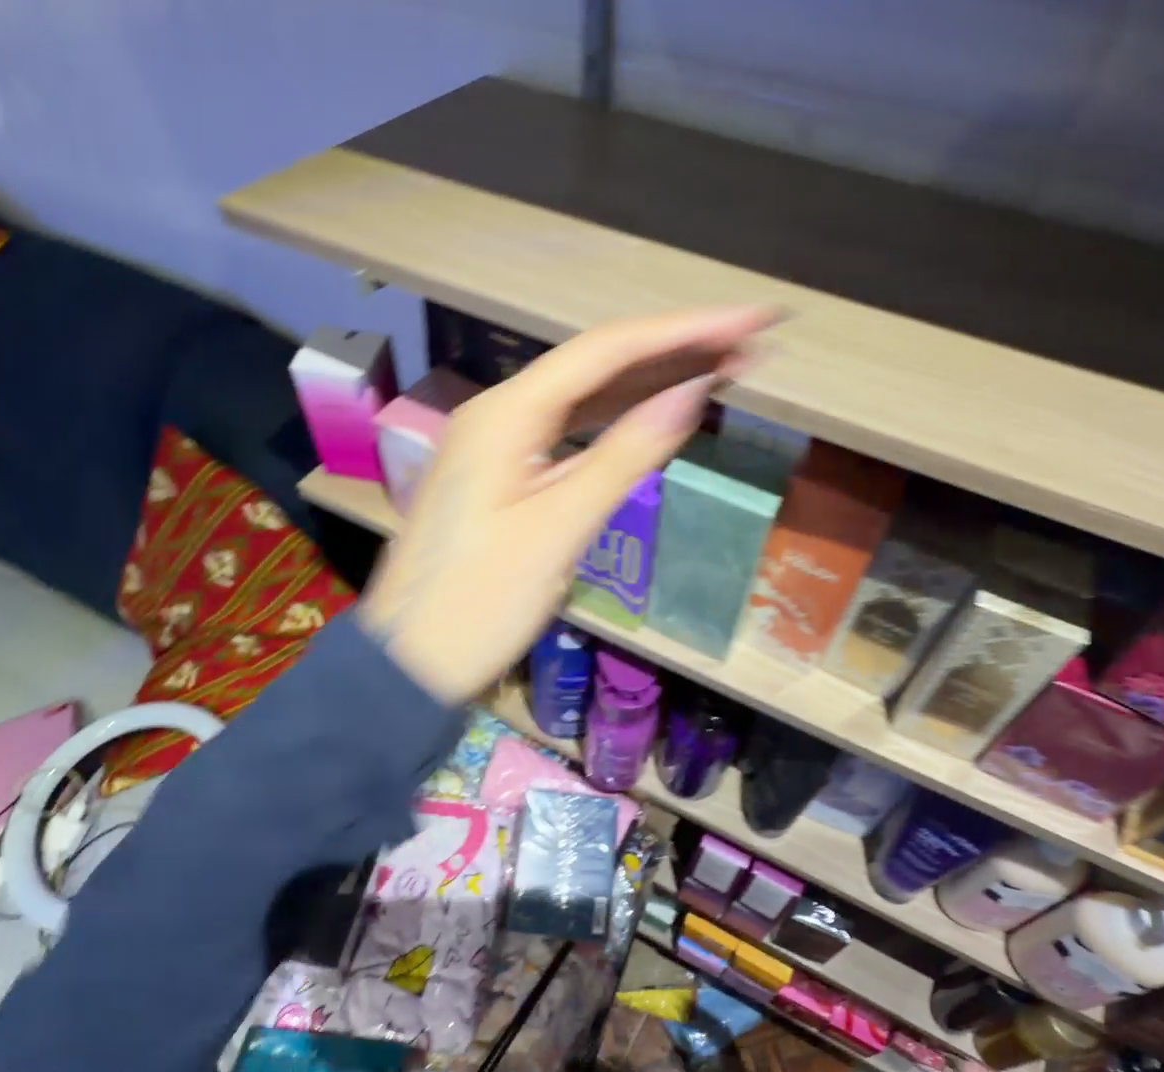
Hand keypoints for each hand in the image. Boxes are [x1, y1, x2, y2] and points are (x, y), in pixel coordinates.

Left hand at [358, 307, 780, 703]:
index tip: (752, 318)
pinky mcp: (508, 472)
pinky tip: (662, 412)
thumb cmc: (480, 602)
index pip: (608, 350)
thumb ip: (627, 455)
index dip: (685, 330)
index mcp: (507, 413)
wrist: (411, 662)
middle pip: (600, 364)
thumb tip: (694, 392)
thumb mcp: (560, 529)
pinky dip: (622, 419)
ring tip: (726, 366)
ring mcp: (502, 441)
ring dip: (654, 380)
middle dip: (677, 348)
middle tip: (752, 338)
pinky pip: (574, 429)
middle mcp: (502, 411)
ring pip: (588, 395)